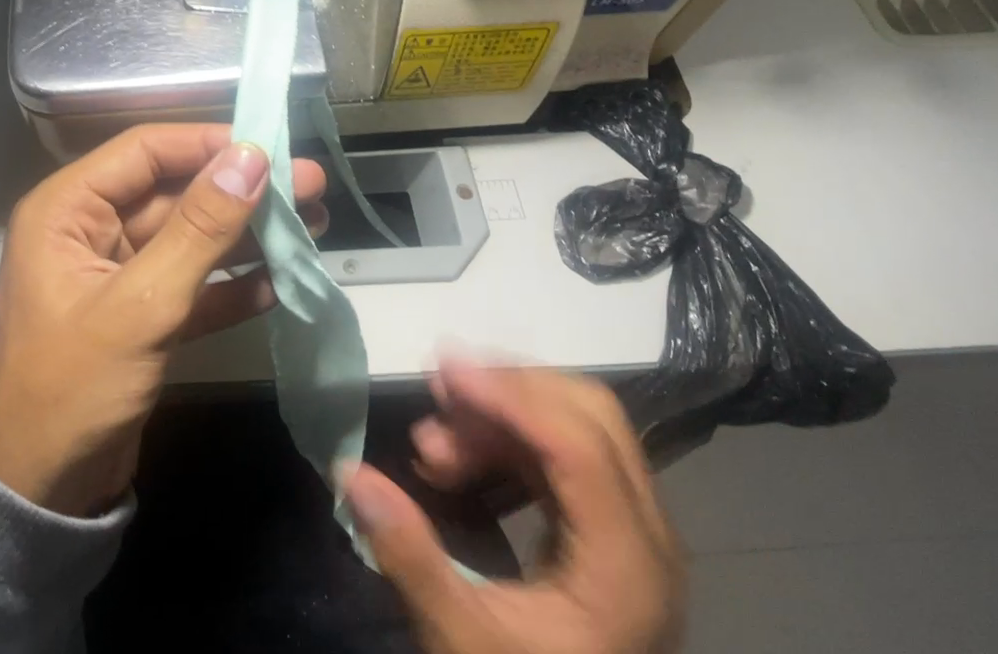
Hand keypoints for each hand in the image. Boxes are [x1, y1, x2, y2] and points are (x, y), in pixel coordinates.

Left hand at [0, 124, 325, 516]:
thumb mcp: (139, 304)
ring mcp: (114, 278)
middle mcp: (89, 232)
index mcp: (67, 211)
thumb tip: (251, 157)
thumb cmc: (72, 387)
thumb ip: (198, 229)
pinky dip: (229, 286)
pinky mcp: (137, 320)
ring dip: (245, 237)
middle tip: (314, 188)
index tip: (274, 145)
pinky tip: (278, 284)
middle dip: (240, 192)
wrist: (36, 490)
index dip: (209, 143)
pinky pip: (189, 289)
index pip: (145, 152)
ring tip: (313, 228)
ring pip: (187, 241)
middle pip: (173, 194)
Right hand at [343, 362, 684, 653]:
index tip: (442, 370)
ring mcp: (633, 530)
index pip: (579, 449)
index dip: (509, 398)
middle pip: (589, 419)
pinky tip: (458, 459)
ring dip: (501, 416)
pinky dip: (509, 441)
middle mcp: (647, 534)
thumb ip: (408, 555)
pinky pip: (565, 456)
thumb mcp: (460, 638)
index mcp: (625, 565)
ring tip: (430, 443)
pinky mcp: (609, 532)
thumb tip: (351, 473)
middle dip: (506, 391)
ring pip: (576, 428)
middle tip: (436, 388)